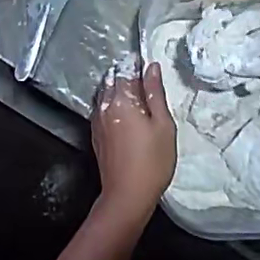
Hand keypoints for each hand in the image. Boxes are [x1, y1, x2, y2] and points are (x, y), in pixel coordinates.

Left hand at [92, 62, 175, 221]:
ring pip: (105, 93)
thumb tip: (152, 67)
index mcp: (123, 99)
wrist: (127, 195)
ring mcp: (98, 120)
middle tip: (141, 77)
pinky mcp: (96, 134)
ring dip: (117, 87)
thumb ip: (155, 93)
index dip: (136, 64)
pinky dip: (111, 102)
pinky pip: (101, 108)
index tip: (145, 63)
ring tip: (133, 93)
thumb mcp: (163, 125)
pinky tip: (122, 111)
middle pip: (113, 79)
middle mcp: (106, 105)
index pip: (127, 70)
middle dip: (125, 73)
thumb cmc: (152, 161)